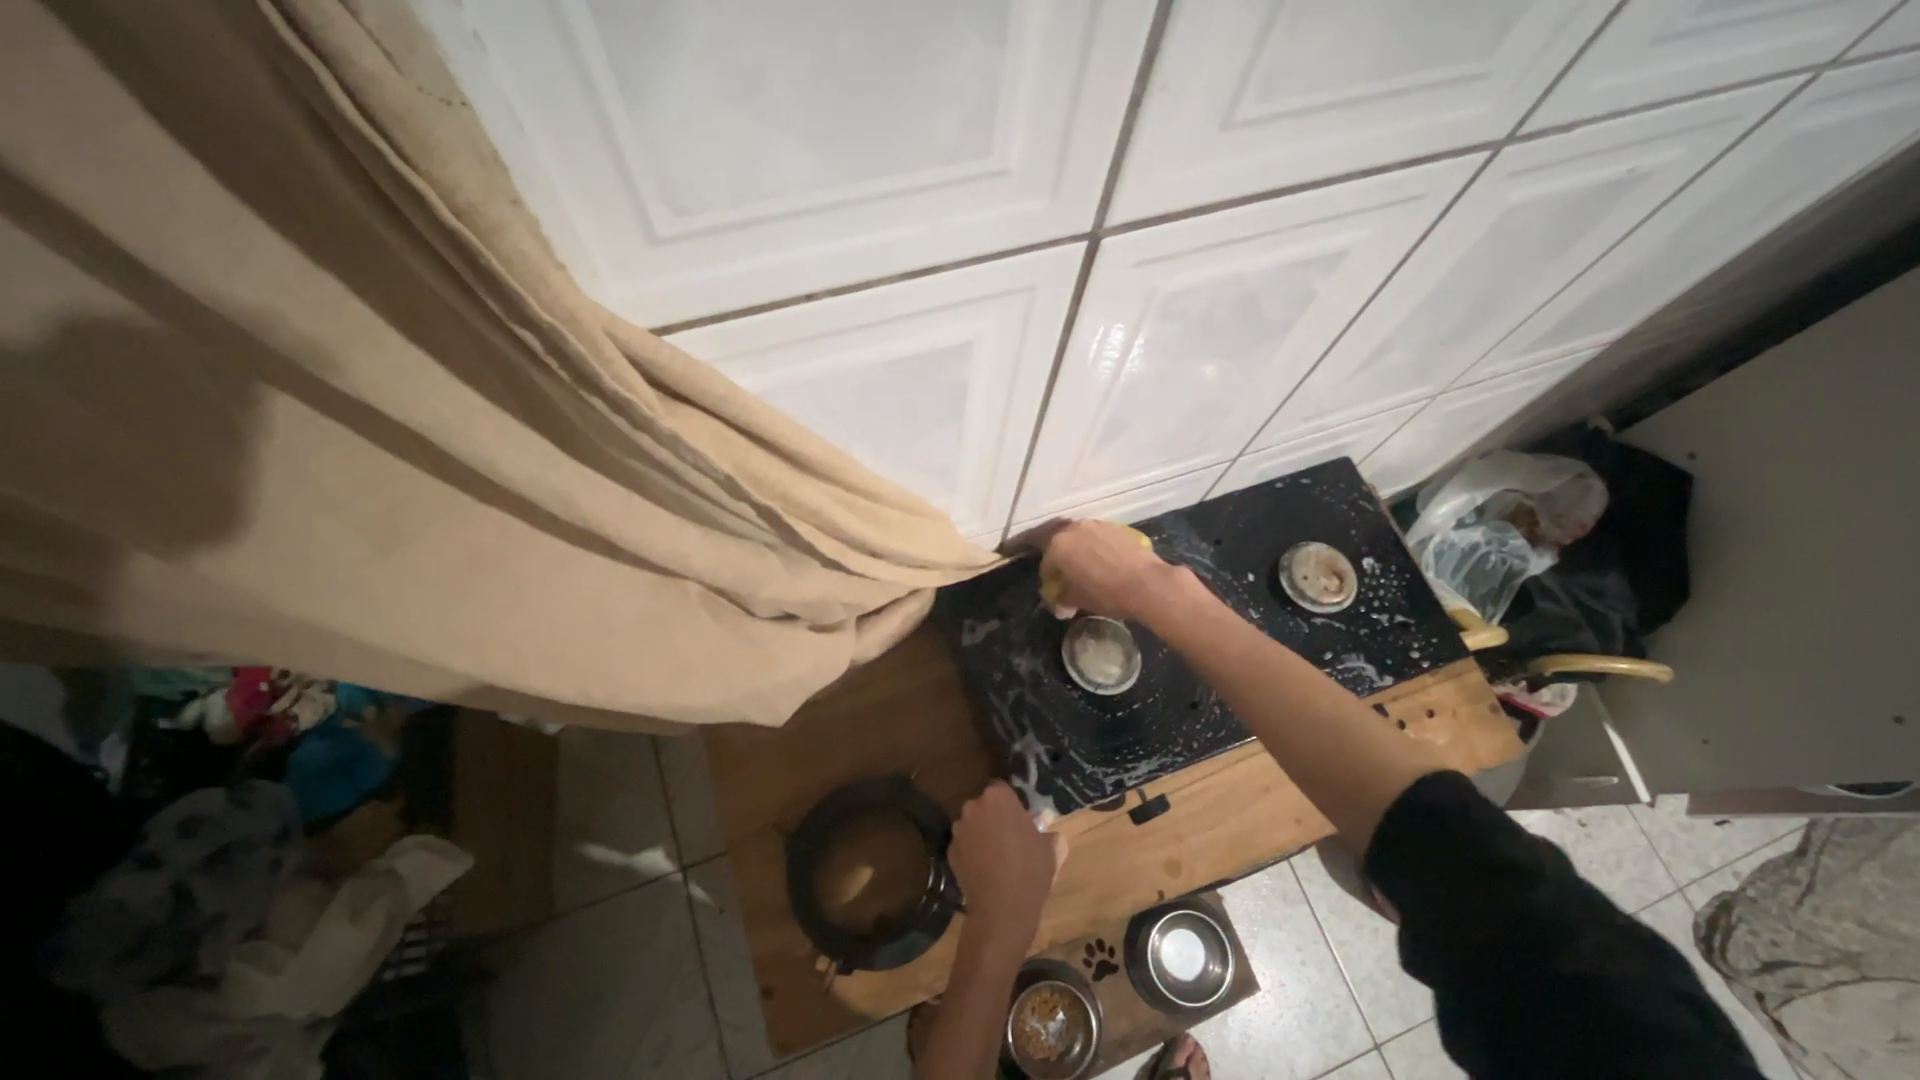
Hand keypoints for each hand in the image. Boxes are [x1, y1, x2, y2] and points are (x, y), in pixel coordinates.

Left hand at [948, 782, 1065, 948]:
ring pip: (971, 825)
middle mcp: (974, 807)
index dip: (1011, 804)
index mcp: (999, 798)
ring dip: (981, 833)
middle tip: (1009, 836)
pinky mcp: (950, 851)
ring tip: (995, 855)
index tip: (1020, 819)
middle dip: (994, 816)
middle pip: (984, 806)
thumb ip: (1048, 830)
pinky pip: (963, 845)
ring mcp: (958, 829)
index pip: (1003, 789)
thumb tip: (1044, 825)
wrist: (1002, 908)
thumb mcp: (1052, 848)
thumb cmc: (1031, 870)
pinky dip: (971, 852)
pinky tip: (983, 869)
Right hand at [1037, 519, 1199, 621]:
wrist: (1147, 583)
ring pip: (1081, 538)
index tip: (1056, 593)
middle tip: (1069, 577)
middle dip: (1062, 560)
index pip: (1046, 565)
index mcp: (1057, 546)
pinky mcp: (1118, 526)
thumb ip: (1063, 599)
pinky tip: (1107, 562)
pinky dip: (1099, 548)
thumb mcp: (1078, 601)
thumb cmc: (1105, 593)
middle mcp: (1074, 529)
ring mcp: (1097, 524)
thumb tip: (1061, 606)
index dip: (1049, 581)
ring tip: (1089, 568)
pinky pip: (1100, 537)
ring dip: (1081, 551)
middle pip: (1061, 545)